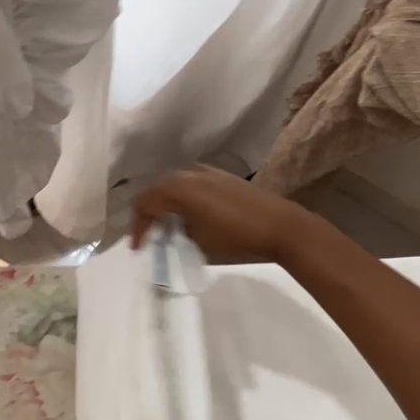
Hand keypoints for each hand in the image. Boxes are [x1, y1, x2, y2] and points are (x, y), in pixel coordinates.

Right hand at [132, 165, 331, 262]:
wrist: (281, 226)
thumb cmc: (236, 236)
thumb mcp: (198, 239)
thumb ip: (177, 229)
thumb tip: (173, 228)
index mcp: (178, 188)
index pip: (145, 203)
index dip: (138, 226)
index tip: (138, 248)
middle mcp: (189, 173)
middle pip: (157, 190)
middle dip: (149, 213)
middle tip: (148, 234)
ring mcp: (207, 172)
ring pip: (175, 186)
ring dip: (167, 204)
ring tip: (167, 226)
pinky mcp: (222, 176)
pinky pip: (192, 184)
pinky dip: (184, 199)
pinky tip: (189, 215)